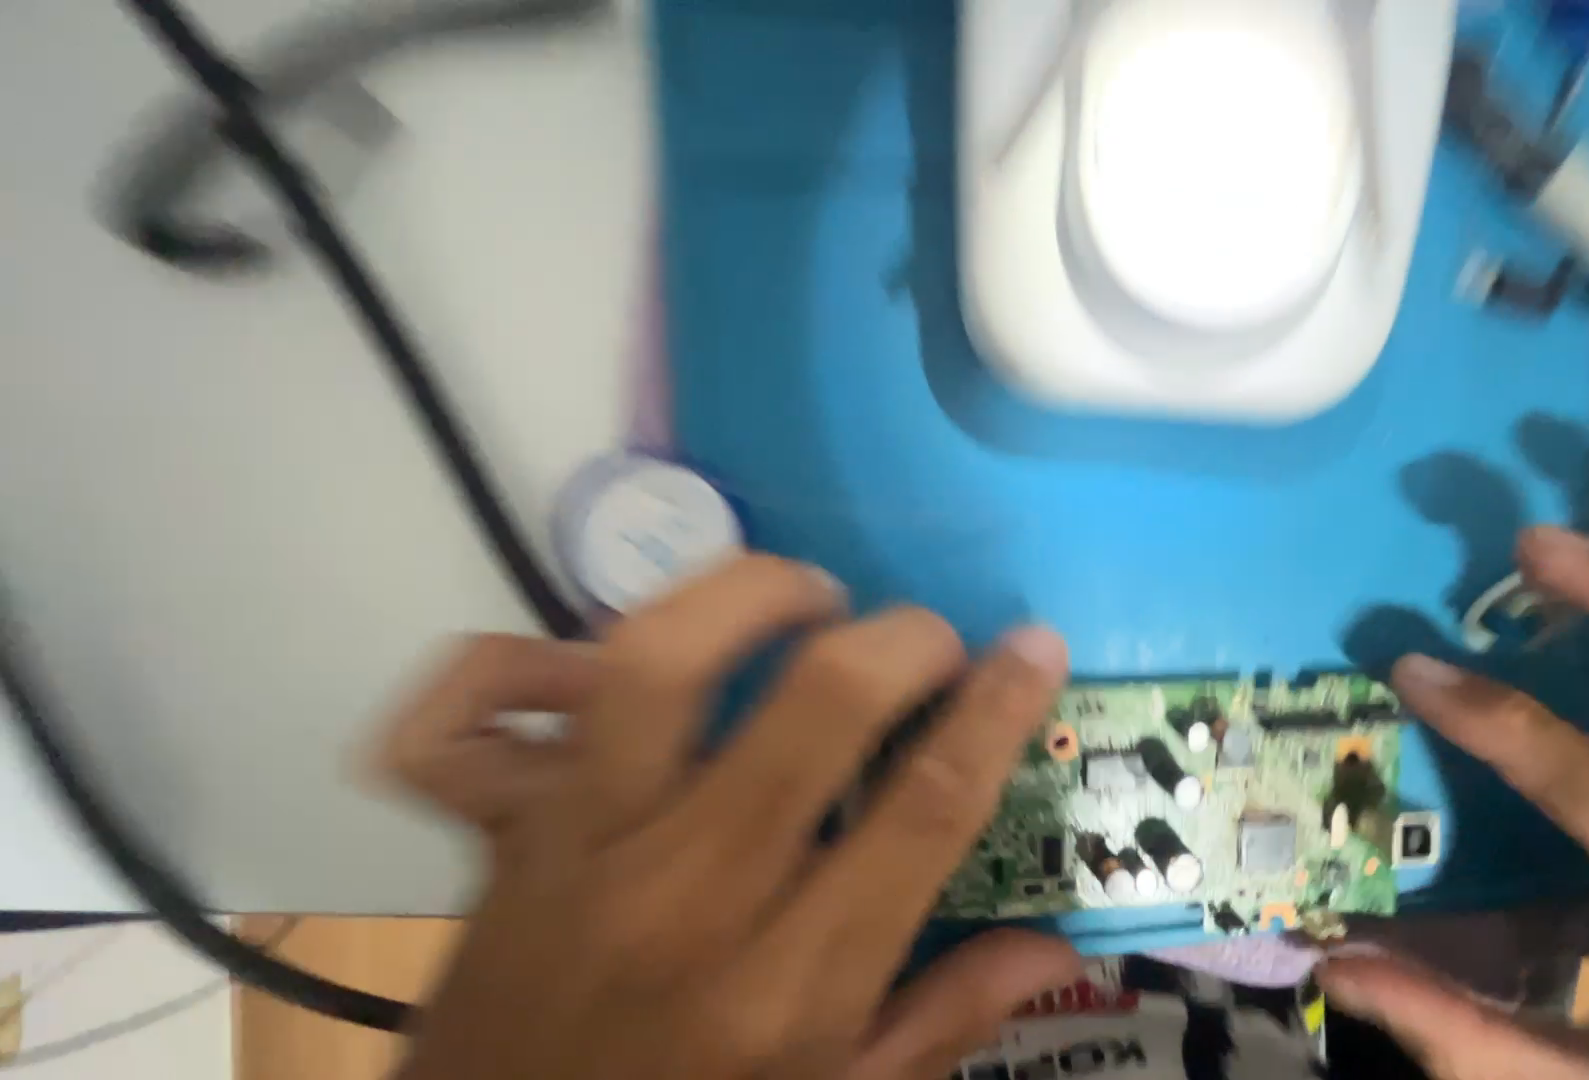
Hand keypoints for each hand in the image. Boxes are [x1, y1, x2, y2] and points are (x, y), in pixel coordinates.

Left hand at [375, 556, 1080, 1079]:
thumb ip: (947, 1020)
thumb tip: (1057, 942)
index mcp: (791, 985)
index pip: (925, 807)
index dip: (996, 709)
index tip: (1034, 646)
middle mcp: (690, 897)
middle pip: (813, 707)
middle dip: (897, 639)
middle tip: (926, 633)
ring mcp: (580, 849)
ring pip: (656, 665)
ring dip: (748, 596)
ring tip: (807, 597)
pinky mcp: (505, 830)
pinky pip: (470, 718)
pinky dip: (530, 656)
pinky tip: (615, 653)